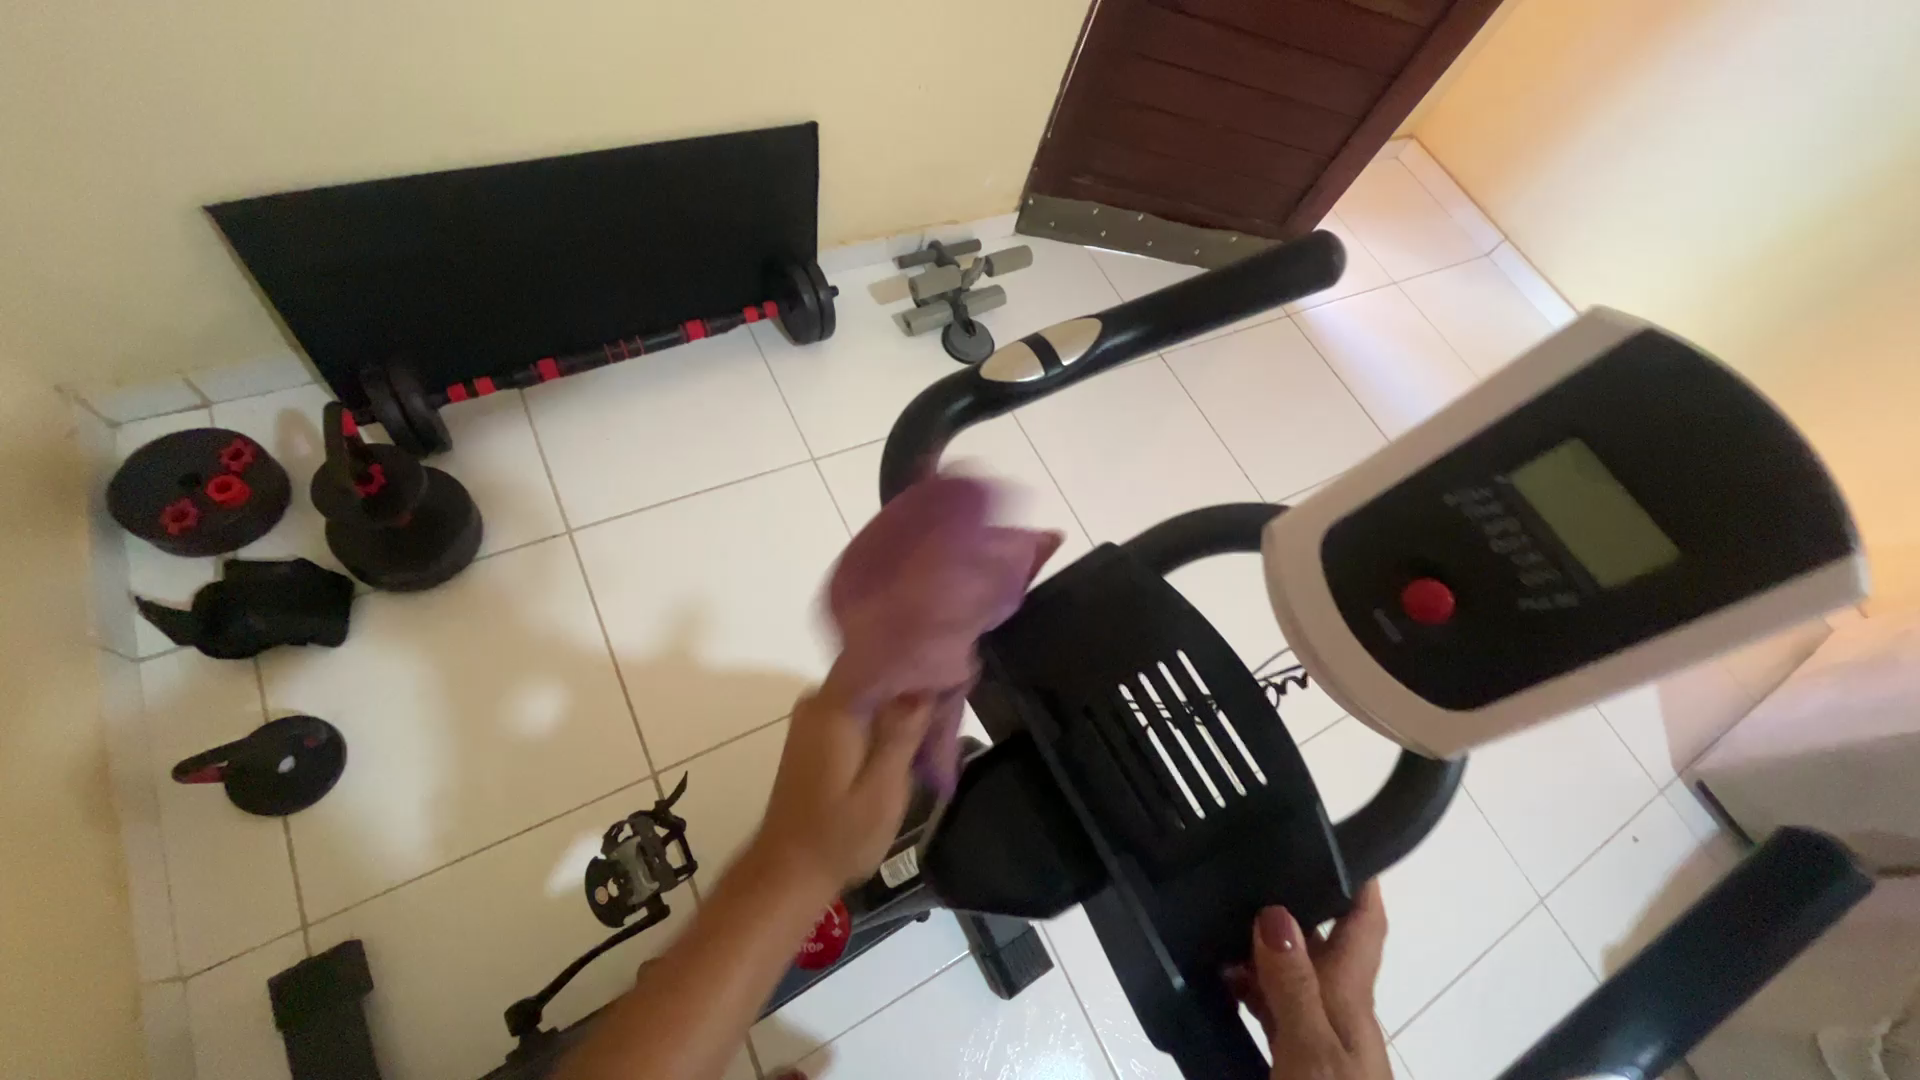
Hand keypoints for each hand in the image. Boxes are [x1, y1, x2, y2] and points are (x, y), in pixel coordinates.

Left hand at [750, 687, 935, 894]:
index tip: (951, 684)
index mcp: (835, 707)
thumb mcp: (884, 788)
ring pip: (870, 695)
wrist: (787, 872)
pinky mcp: (814, 735)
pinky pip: (857, 713)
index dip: (919, 668)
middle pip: (878, 677)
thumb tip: (925, 686)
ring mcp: (813, 717)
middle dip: (914, 692)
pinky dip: (881, 724)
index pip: (884, 661)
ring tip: (933, 734)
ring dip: (900, 711)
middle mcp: (818, 701)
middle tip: (948, 719)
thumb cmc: (840, 836)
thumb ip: (903, 732)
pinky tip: (904, 746)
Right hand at [1228, 881, 1391, 1079]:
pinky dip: (1245, 986)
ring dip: (1256, 946)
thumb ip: (1292, 986)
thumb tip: (1274, 910)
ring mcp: (1316, 1038)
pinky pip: (1271, 1007)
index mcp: (1350, 998)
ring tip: (1209, 916)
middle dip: (1286, 903)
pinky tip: (1216, 981)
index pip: (1364, 925)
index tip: (1330, 837)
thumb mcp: (1311, 1053)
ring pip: (1289, 974)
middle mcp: (1337, 1011)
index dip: (1356, 881)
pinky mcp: (1296, 1064)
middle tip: (1236, 867)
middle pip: (1319, 943)